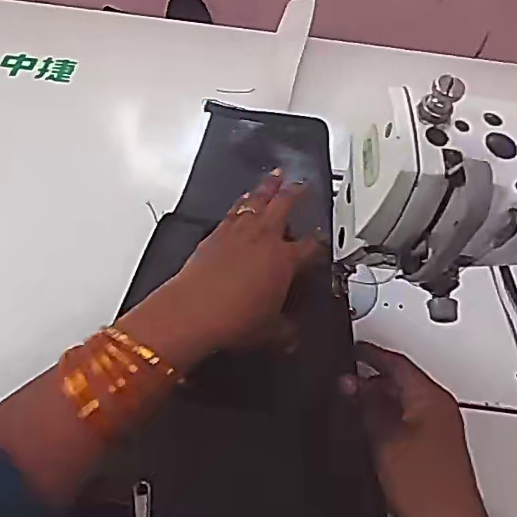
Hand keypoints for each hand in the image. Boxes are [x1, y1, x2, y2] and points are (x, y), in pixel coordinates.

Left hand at [117, 171, 325, 364]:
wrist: (195, 310)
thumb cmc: (233, 317)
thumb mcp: (269, 331)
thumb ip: (285, 332)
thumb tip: (290, 338)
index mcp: (285, 259)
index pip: (311, 246)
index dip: (319, 243)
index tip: (321, 242)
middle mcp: (264, 238)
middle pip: (285, 205)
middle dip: (295, 192)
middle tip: (301, 184)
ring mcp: (239, 231)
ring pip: (257, 200)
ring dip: (267, 188)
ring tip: (274, 178)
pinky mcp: (216, 233)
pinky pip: (234, 210)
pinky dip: (241, 202)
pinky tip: (242, 201)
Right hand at [347, 343, 494, 516]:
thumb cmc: (430, 494)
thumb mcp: (386, 441)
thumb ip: (365, 407)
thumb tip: (350, 385)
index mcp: (432, 399)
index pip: (398, 362)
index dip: (371, 353)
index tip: (353, 347)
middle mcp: (436, 412)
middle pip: (399, 381)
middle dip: (370, 378)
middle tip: (343, 377)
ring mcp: (433, 434)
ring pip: (399, 404)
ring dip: (374, 401)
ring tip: (348, 401)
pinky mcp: (426, 455)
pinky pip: (400, 425)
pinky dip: (380, 422)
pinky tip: (362, 430)